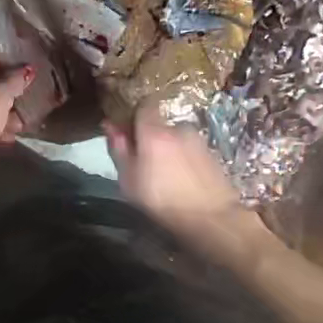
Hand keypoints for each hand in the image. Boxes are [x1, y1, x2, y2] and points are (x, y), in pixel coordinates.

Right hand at [105, 105, 242, 232]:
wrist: (211, 217)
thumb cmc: (163, 200)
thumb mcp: (129, 180)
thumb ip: (119, 149)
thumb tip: (110, 125)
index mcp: (155, 132)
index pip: (144, 105)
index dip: (135, 116)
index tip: (129, 132)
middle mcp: (179, 129)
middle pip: (161, 125)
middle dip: (152, 138)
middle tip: (145, 163)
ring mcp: (199, 140)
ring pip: (177, 139)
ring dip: (170, 150)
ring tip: (166, 176)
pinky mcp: (212, 154)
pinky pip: (191, 150)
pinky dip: (184, 160)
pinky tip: (183, 181)